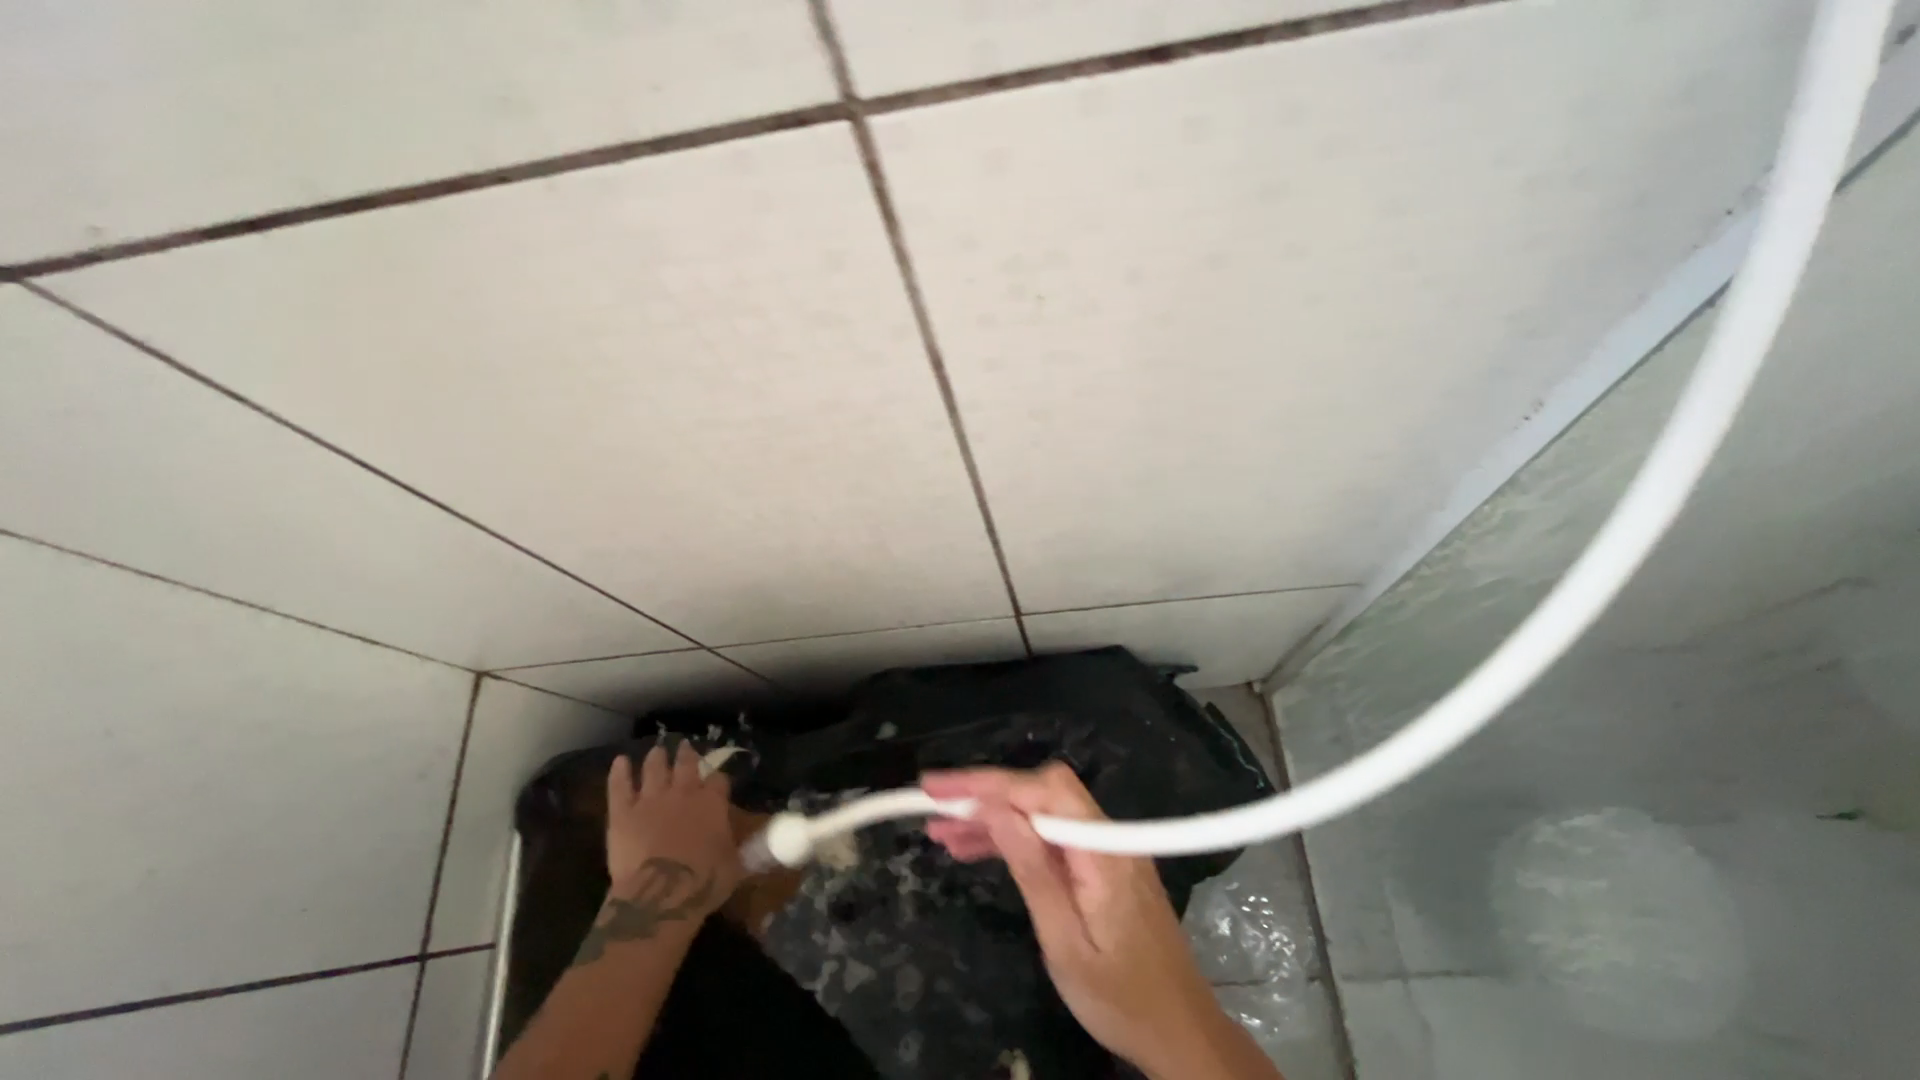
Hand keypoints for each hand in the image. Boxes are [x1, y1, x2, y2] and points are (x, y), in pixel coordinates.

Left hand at [604, 743, 740, 911]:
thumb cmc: (704, 882)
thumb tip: (762, 847)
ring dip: (656, 758)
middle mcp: (683, 793)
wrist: (661, 893)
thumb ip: (744, 849)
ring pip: (654, 769)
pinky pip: (620, 786)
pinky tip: (620, 761)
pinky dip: (620, 772)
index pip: (718, 780)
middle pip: (686, 766)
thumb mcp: (736, 865)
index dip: (718, 778)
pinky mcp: (622, 813)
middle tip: (685, 746)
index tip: (718, 778)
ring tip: (657, 750)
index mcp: (713, 803)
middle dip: (687, 755)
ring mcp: (650, 800)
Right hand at [922, 764, 1225, 1074]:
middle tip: (931, 809)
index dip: (986, 784)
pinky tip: (975, 850)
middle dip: (984, 794)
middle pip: (1041, 792)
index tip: (937, 789)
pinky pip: (1052, 838)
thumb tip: (997, 811)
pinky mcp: (1102, 867)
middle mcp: (1109, 838)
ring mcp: (1108, 851)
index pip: (1042, 790)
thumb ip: (1033, 871)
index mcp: (1103, 852)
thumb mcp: (1065, 942)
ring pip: (1042, 814)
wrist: (1179, 1031)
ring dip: (993, 818)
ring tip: (941, 833)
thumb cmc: (1120, 998)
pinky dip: (1014, 839)